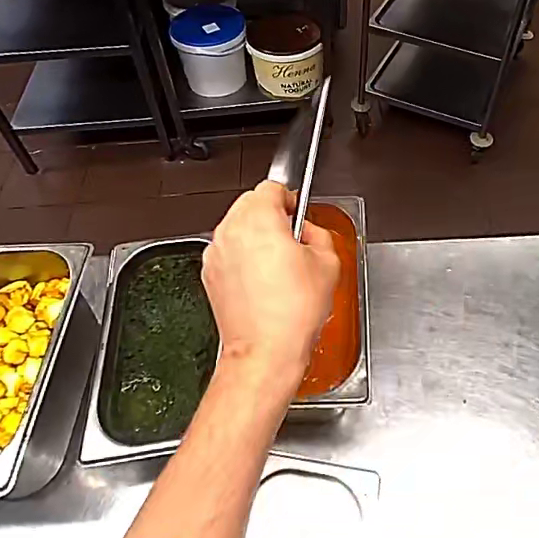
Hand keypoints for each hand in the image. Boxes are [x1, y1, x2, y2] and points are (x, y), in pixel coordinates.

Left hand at [201, 181, 339, 399]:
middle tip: (294, 238)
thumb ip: (318, 234)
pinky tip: (265, 280)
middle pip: (250, 203)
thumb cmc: (294, 311)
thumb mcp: (328, 262)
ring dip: (257, 234)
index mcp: (259, 219)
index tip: (299, 213)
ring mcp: (216, 253)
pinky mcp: (210, 274)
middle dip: (272, 214)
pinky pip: (229, 251)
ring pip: (237, 226)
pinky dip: (243, 256)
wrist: (266, 350)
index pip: (271, 187)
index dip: (290, 198)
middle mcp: (231, 231)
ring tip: (281, 263)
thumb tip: (308, 231)